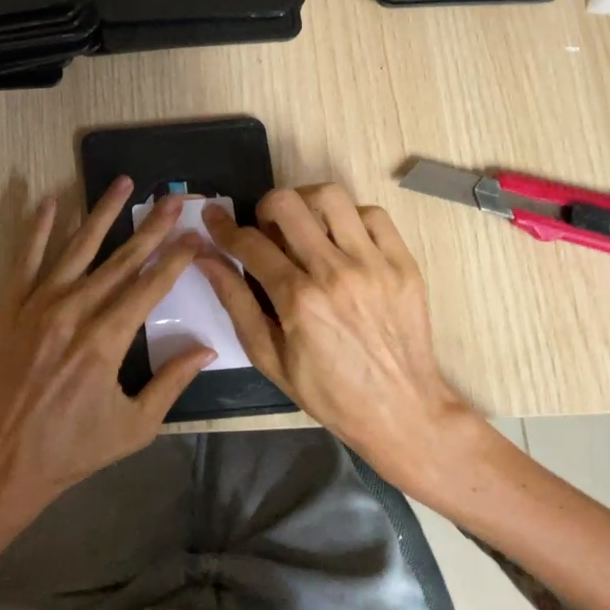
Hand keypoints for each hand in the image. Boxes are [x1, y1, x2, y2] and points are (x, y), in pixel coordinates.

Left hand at [0, 178, 215, 513]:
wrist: (3, 458)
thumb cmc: (73, 449)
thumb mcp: (134, 426)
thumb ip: (171, 383)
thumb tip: (207, 348)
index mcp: (106, 341)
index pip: (149, 286)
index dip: (176, 258)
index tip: (196, 236)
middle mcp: (73, 312)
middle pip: (120, 259)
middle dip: (150, 226)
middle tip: (173, 197)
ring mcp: (39, 305)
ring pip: (76, 248)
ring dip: (101, 212)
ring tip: (122, 181)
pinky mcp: (13, 308)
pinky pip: (26, 259)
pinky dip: (36, 228)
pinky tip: (48, 200)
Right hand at [197, 184, 476, 495]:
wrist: (403, 412)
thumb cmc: (328, 391)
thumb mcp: (268, 356)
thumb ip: (235, 301)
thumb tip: (205, 257)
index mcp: (298, 299)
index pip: (249, 242)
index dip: (223, 227)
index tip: (214, 218)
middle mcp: (335, 272)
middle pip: (286, 204)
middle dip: (263, 208)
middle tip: (265, 228)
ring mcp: (374, 264)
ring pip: (330, 197)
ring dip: (306, 203)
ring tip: (303, 225)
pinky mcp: (404, 264)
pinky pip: (372, 214)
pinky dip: (349, 217)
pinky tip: (341, 239)